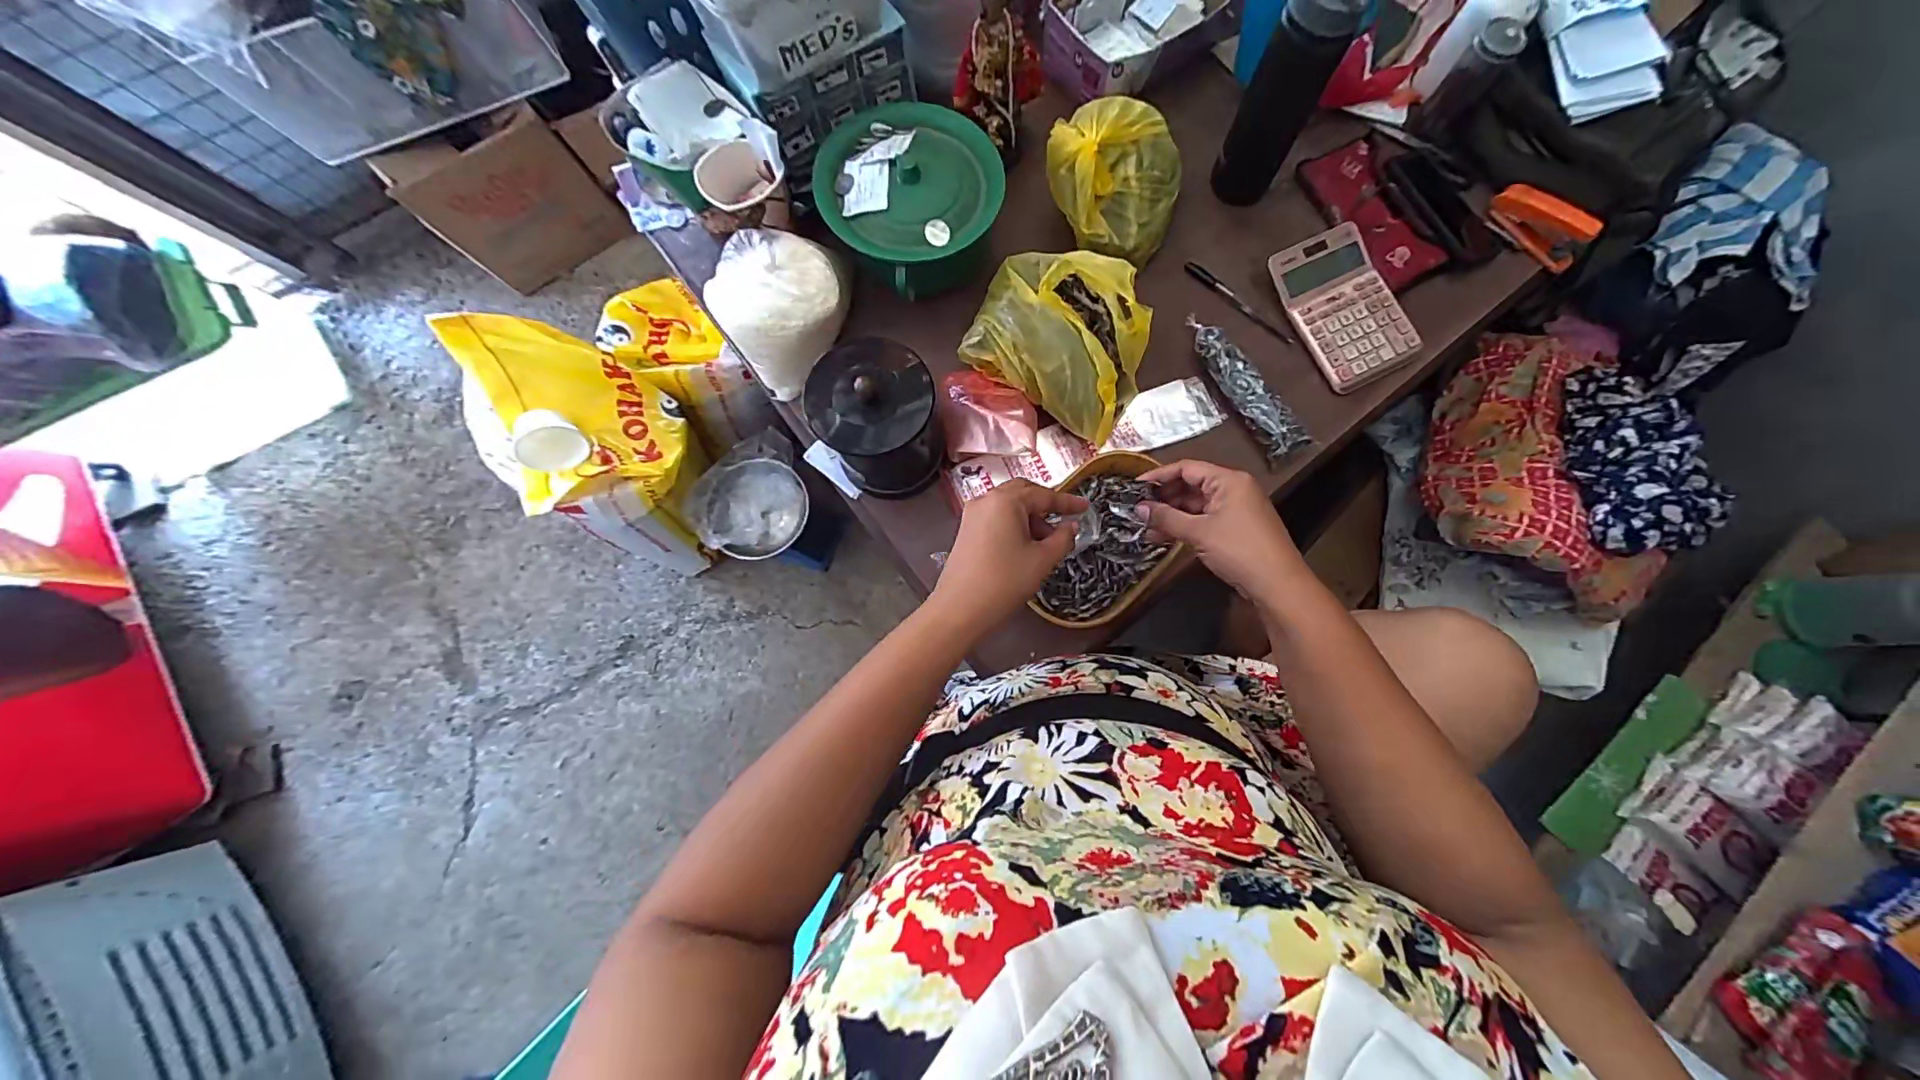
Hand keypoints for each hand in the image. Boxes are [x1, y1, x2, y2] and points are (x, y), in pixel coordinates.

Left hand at [930, 480, 1089, 637]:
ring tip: (1045, 543)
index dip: (1068, 502)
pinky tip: (1024, 547)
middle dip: (1045, 506)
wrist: (960, 609)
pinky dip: (1013, 525)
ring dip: (1029, 517)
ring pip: (1008, 506)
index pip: (1044, 495)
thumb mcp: (1042, 560)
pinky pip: (995, 518)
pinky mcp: (965, 531)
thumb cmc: (1004, 582)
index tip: (1084, 507)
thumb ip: (1063, 538)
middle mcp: (985, 501)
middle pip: (1022, 493)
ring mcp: (972, 515)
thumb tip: (1071, 526)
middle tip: (1064, 521)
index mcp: (1005, 501)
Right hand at [1135, 460, 1311, 604]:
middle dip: (1164, 498)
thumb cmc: (1239, 550)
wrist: (1277, 583)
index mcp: (1229, 480)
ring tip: (1146, 526)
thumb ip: (1166, 517)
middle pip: (1191, 485)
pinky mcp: (1235, 527)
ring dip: (1172, 514)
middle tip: (1138, 509)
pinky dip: (1185, 525)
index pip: (1186, 468)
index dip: (1158, 476)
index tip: (1135, 487)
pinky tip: (1164, 536)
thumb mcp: (1198, 532)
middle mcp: (1234, 489)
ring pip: (1196, 505)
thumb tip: (1139, 508)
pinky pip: (1204, 519)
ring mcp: (1235, 509)